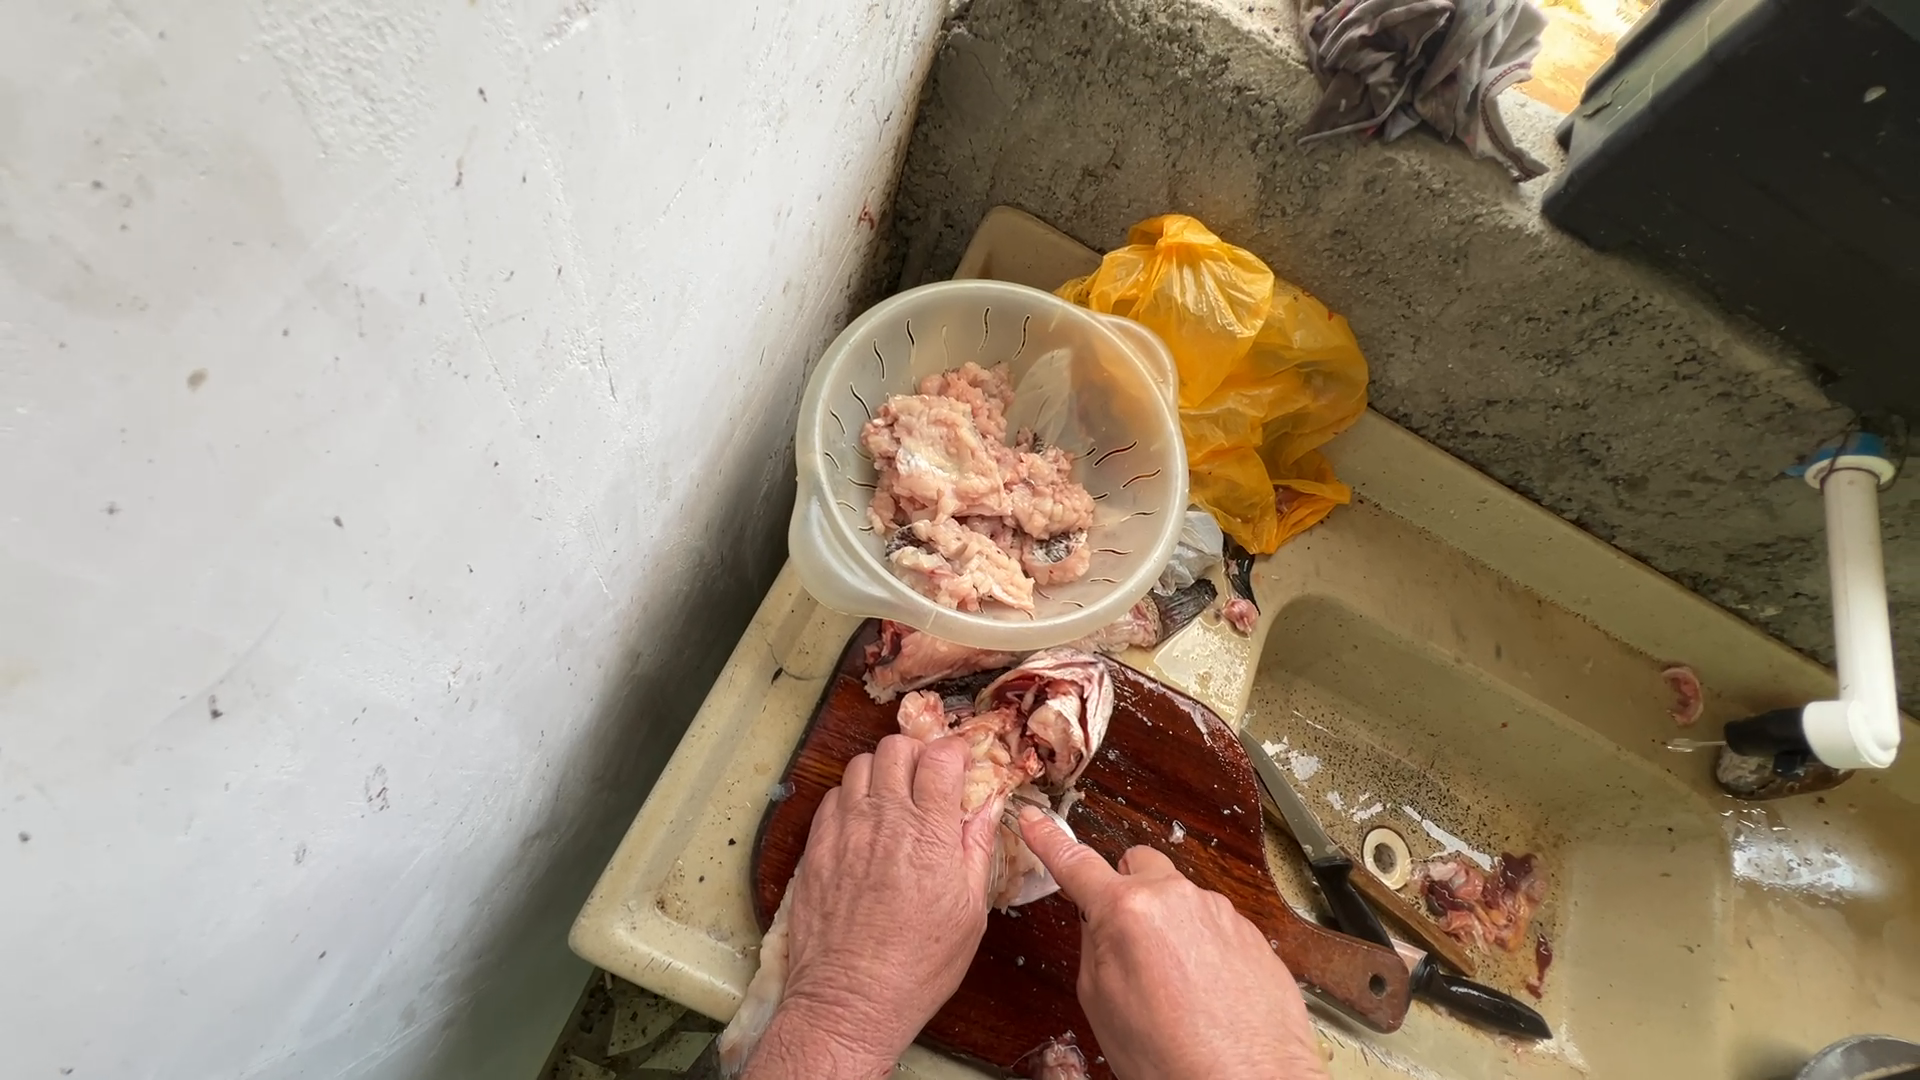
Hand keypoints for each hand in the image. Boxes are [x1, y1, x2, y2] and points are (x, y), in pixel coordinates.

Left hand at [744, 735, 999, 1079]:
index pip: (940, 757)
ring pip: (860, 764)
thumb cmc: (917, 965)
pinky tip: (862, 822)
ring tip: (892, 796)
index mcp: (929, 832)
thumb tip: (990, 804)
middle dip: (916, 753)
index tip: (959, 762)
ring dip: (881, 771)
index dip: (953, 751)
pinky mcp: (817, 846)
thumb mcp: (969, 911)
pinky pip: (832, 796)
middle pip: (896, 747)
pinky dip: (851, 797)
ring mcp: (845, 828)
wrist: (848, 1002)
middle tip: (925, 776)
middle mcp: (884, 818)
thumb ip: (978, 846)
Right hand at [1018, 806, 1328, 1079]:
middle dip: (1127, 890)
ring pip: (1178, 896)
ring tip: (1177, 985)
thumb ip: (1093, 945)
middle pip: (1137, 865)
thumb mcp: (1101, 1003)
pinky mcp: (1250, 932)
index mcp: (1127, 912)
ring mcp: (1217, 911)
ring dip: (1169, 923)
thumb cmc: (1174, 1061)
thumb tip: (1099, 921)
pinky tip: (1206, 991)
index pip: (1075, 863)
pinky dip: (1203, 946)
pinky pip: (1213, 923)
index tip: (1034, 820)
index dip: (1048, 838)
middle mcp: (1174, 898)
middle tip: (1128, 936)